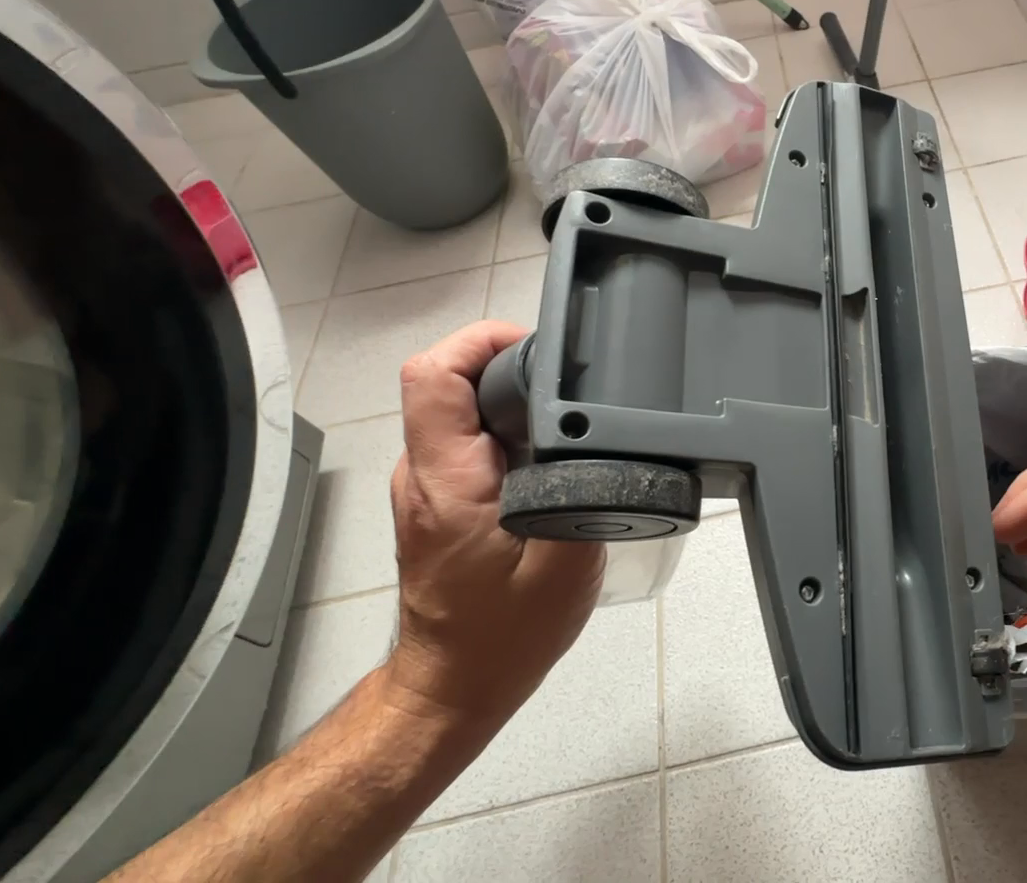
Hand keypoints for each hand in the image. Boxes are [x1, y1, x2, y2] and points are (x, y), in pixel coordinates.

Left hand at [383, 321, 605, 721]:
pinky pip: (470, 439)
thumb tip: (599, 437)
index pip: (434, 374)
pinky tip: (558, 456)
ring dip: (516, 398)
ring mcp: (430, 486)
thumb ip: (584, 491)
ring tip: (577, 420)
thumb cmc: (505, 636)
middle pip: (451, 382)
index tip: (542, 349)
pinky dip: (512, 429)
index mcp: (448, 479)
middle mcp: (426, 473)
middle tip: (579, 384)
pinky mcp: (443, 500)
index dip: (483, 340)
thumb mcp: (565, 564)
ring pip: (462, 409)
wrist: (456, 687)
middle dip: (514, 364)